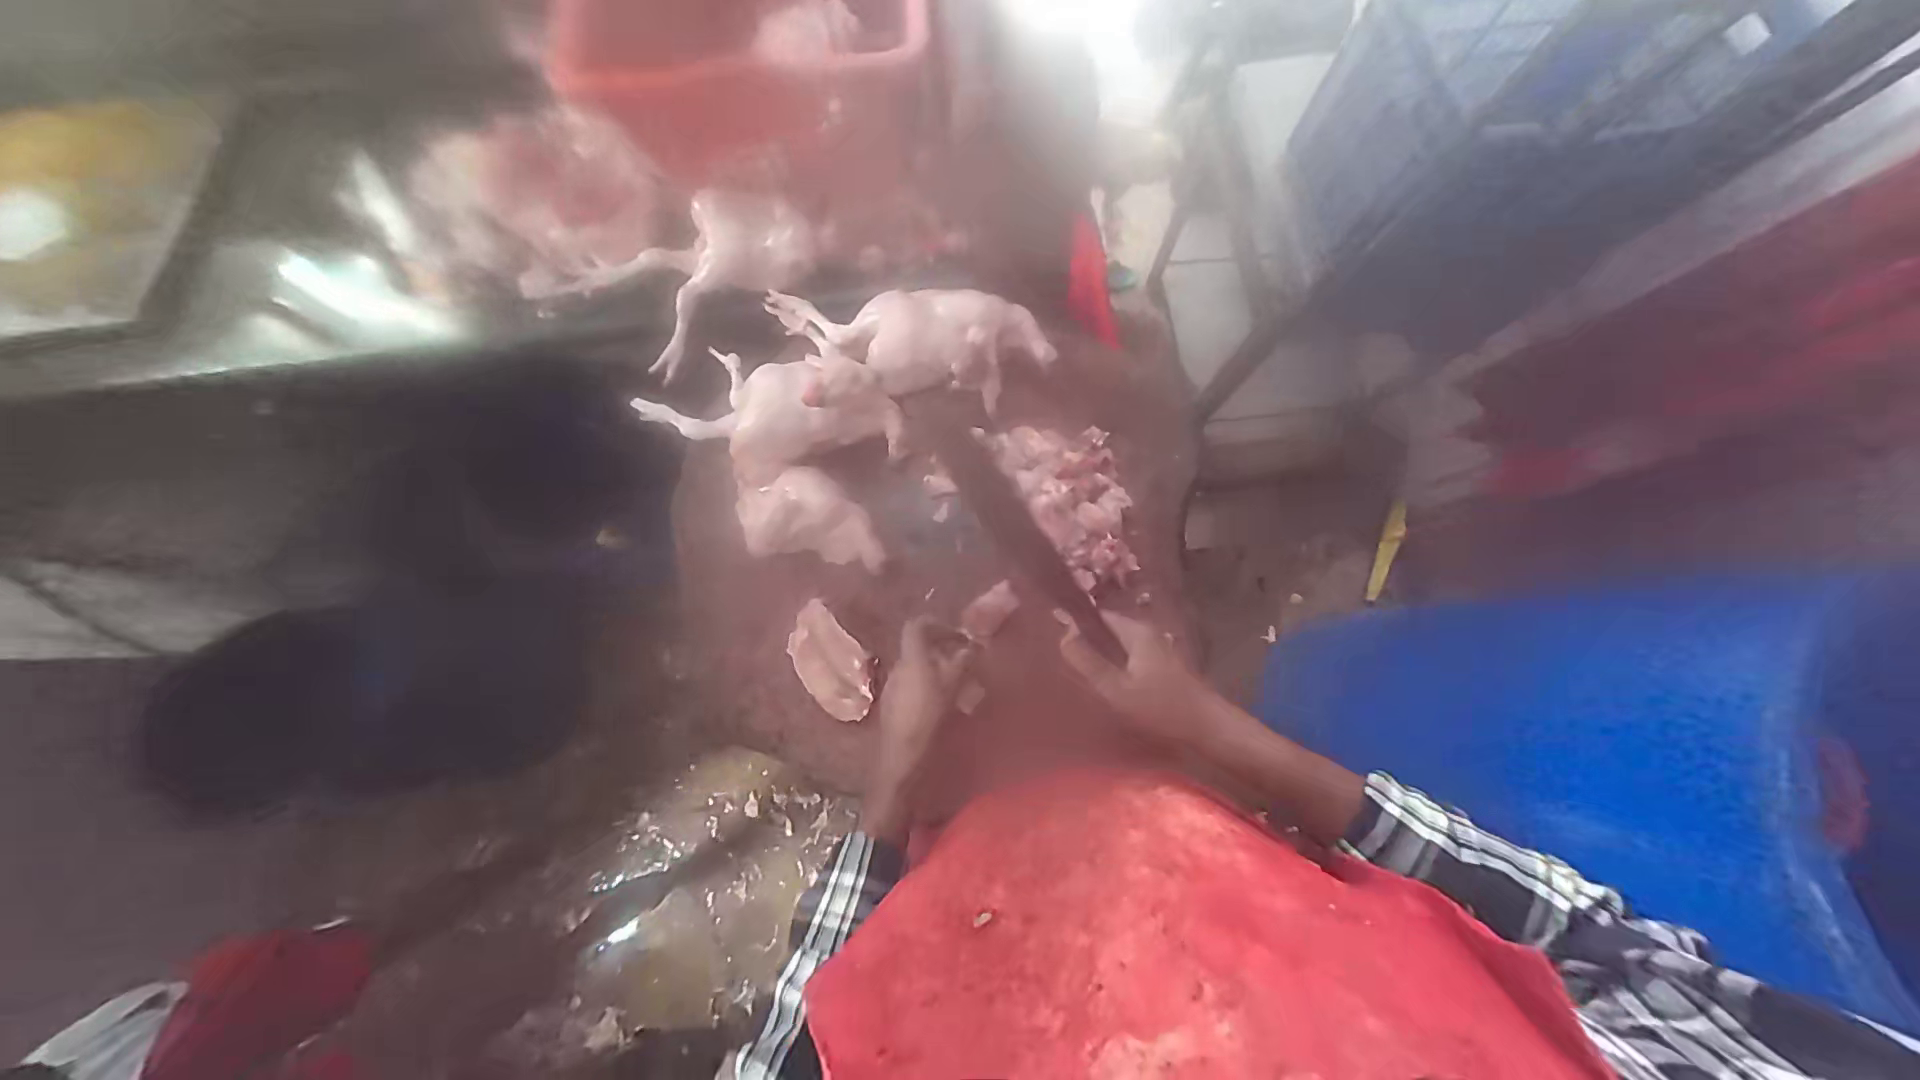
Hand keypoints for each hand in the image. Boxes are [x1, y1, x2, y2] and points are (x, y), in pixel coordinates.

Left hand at [863, 618, 970, 842]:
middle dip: (943, 650)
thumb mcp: (951, 687)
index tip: (958, 635)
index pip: (917, 625)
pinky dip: (931, 688)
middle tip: (967, 662)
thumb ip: (963, 663)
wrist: (899, 761)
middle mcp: (897, 668)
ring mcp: (892, 688)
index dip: (937, 624)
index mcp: (910, 658)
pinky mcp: (893, 707)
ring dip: (938, 671)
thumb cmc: (926, 719)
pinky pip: (914, 687)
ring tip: (962, 686)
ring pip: (918, 669)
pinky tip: (946, 706)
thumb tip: (973, 645)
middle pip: (918, 648)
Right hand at [1059, 610, 1225, 745]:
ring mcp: (1155, 650)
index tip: (1049, 628)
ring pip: (1117, 643)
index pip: (1097, 615)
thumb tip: (1063, 633)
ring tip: (1071, 663)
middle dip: (1084, 635)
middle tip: (1055, 649)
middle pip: (1107, 628)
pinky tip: (1098, 678)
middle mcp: (1147, 633)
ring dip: (1097, 651)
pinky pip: (1127, 656)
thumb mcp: (1116, 688)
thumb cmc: (1161, 709)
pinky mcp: (1160, 667)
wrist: (1209, 730)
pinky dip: (1111, 662)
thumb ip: (1088, 660)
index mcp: (1136, 631)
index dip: (1074, 619)